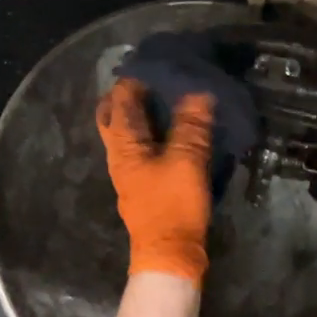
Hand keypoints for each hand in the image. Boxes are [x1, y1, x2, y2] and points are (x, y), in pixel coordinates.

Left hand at [95, 79, 214, 286]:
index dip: (137, 76)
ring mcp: (130, 170)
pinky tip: (179, 130)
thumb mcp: (187, 162)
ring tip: (174, 98)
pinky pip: (146, 148)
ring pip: (131, 132)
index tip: (160, 61)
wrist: (169, 256)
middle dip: (134, 94)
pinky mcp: (145, 184)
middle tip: (160, 78)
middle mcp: (119, 154)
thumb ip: (192, 126)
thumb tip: (199, 91)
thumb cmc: (172, 207)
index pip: (121, 98)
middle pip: (117, 115)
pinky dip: (157, 133)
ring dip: (147, 114)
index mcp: (123, 144)